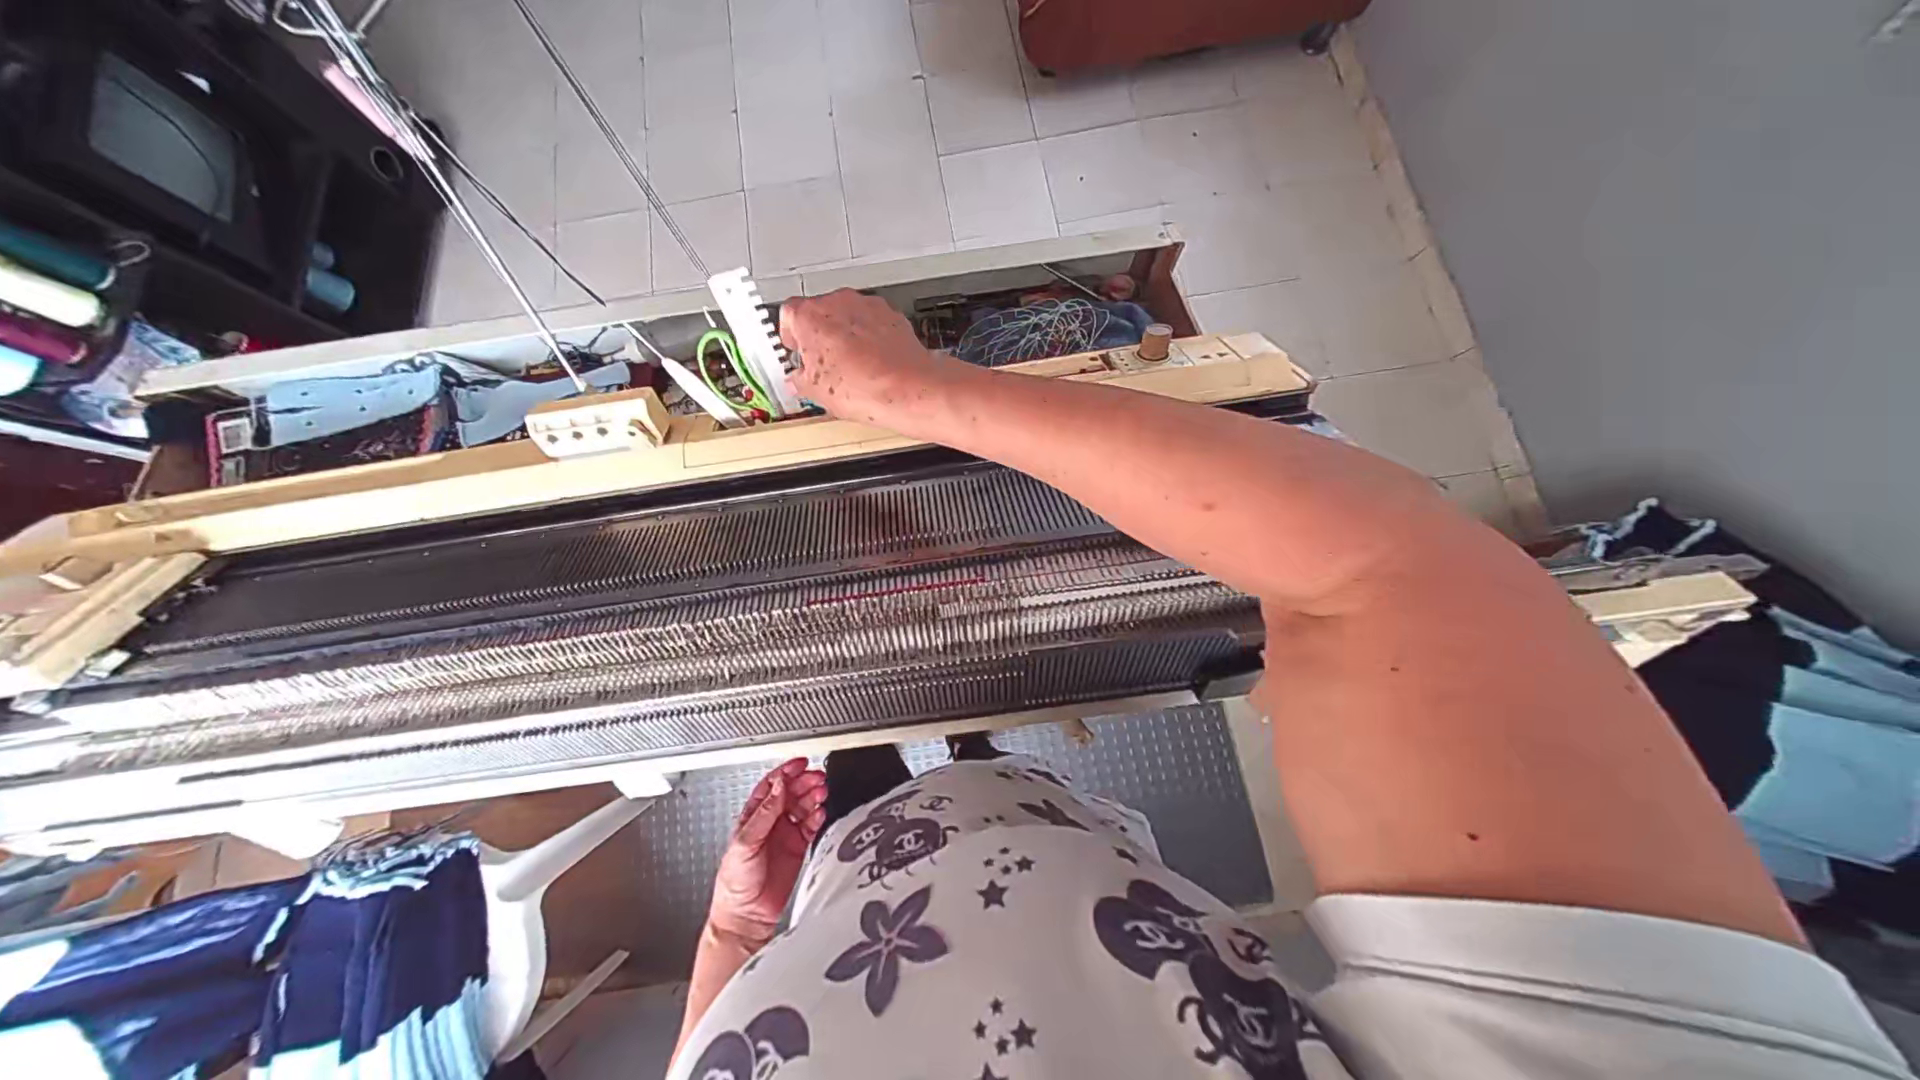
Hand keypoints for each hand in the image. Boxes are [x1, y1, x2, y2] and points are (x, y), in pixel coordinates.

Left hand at [708, 758, 827, 947]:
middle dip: (804, 782)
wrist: (746, 916)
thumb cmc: (735, 883)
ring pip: (803, 806)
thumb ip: (765, 813)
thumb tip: (778, 786)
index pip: (772, 786)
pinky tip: (821, 812)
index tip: (800, 764)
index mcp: (753, 817)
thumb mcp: (746, 842)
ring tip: (822, 792)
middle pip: (791, 793)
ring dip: (813, 797)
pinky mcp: (797, 848)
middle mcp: (770, 822)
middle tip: (817, 776)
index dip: (786, 772)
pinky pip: (810, 826)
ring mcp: (784, 834)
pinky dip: (817, 817)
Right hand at [779, 289, 967, 424]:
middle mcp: (838, 302)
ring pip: (848, 316)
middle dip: (819, 336)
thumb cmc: (864, 386)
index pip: (788, 315)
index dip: (790, 335)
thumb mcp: (815, 392)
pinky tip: (872, 363)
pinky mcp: (892, 315)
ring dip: (846, 336)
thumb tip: (799, 381)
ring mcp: (867, 306)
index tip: (794, 349)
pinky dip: (871, 338)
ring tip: (851, 367)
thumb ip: (799, 380)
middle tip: (823, 363)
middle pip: (819, 313)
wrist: (907, 388)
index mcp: (809, 315)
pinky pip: (873, 323)